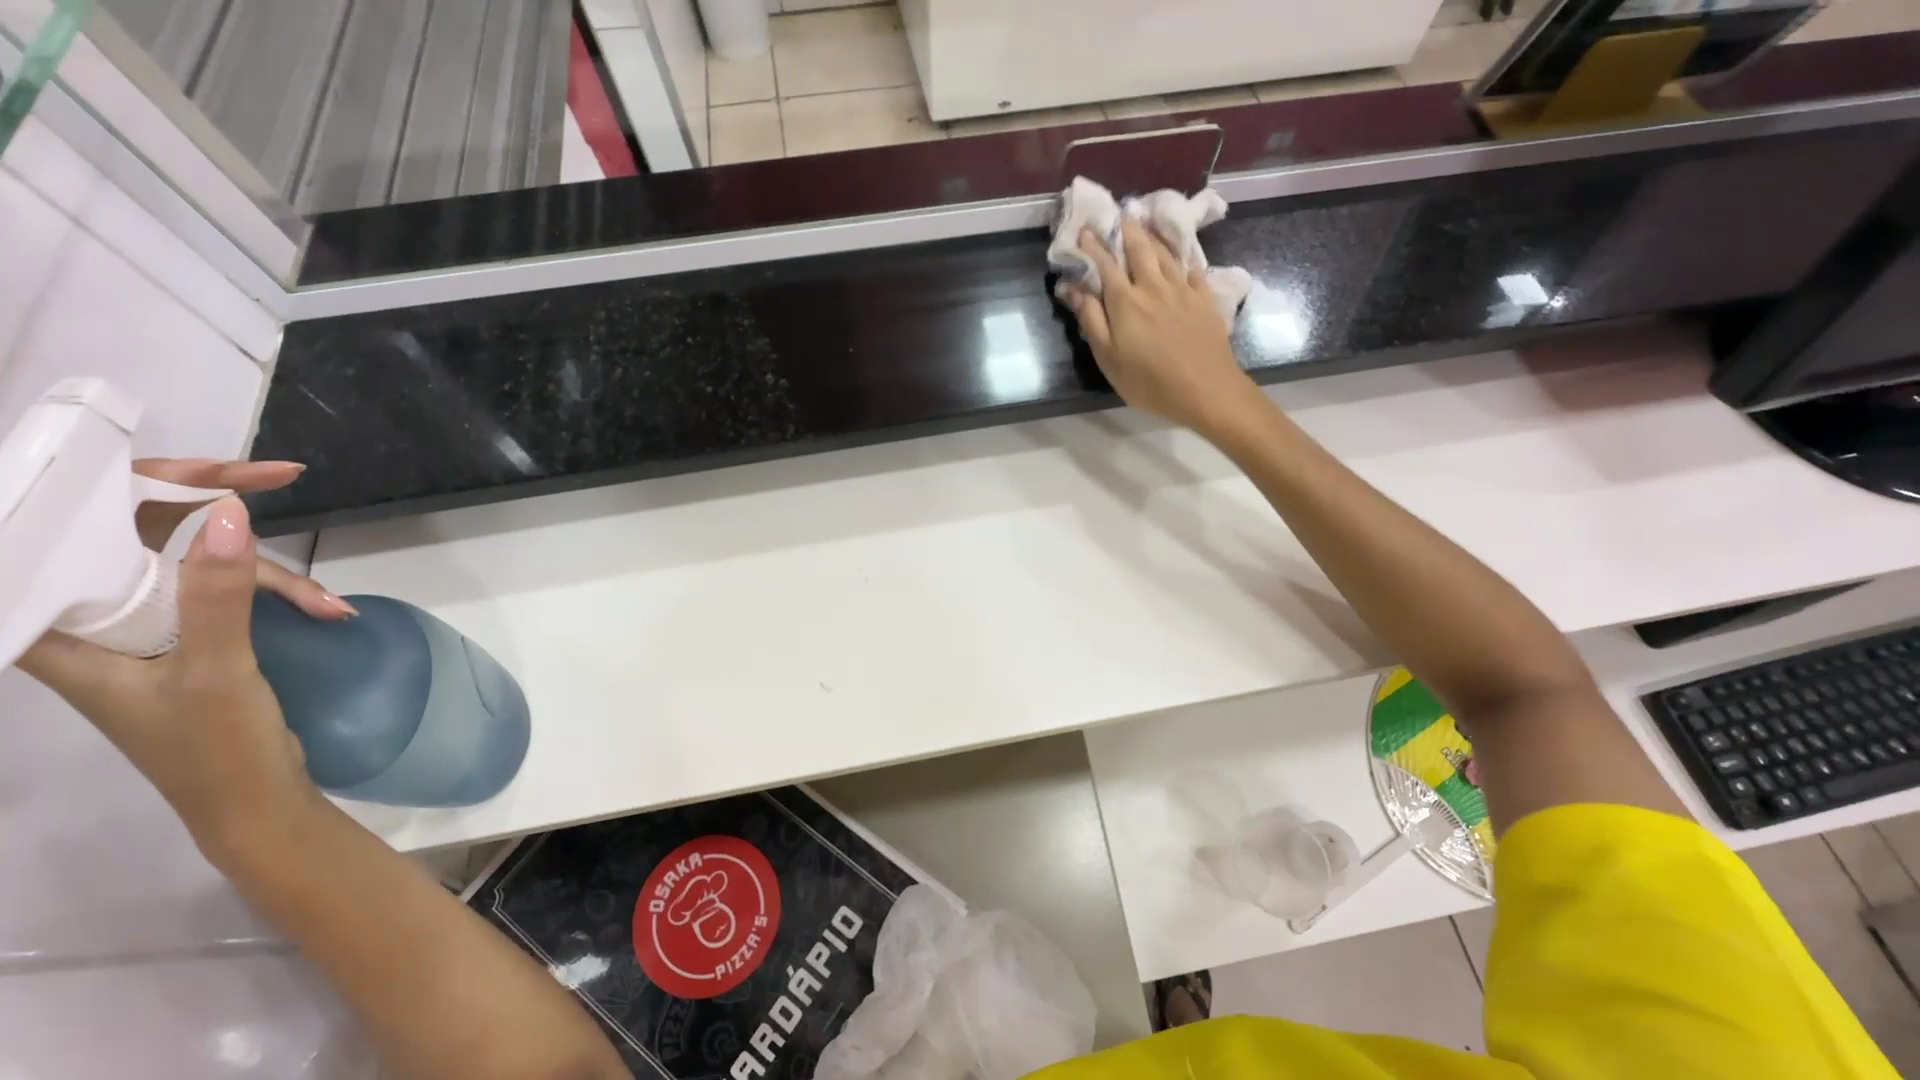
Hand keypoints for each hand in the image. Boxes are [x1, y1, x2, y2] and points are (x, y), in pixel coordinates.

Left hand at [21, 476, 339, 860]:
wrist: (256, 809)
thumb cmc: (216, 751)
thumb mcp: (217, 671)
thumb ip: (217, 592)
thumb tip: (230, 509)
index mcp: (64, 630)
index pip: (72, 531)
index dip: (129, 487)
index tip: (208, 467)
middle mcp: (93, 623)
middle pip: (136, 533)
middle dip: (210, 503)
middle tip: (277, 476)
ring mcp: (143, 632)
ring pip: (194, 562)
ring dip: (265, 570)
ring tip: (322, 601)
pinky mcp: (186, 642)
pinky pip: (222, 591)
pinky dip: (276, 594)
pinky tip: (324, 610)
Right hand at [1062, 218, 1262, 436]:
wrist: (1206, 390)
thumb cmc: (1149, 381)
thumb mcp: (1109, 357)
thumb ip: (1091, 319)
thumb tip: (1072, 287)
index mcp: (1125, 300)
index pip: (1106, 264)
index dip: (1094, 246)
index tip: (1085, 230)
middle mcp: (1153, 286)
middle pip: (1139, 249)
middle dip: (1127, 230)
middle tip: (1122, 214)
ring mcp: (1183, 290)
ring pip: (1166, 254)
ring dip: (1153, 237)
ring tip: (1146, 225)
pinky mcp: (1204, 300)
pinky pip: (1193, 270)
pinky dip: (1184, 259)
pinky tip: (1182, 258)